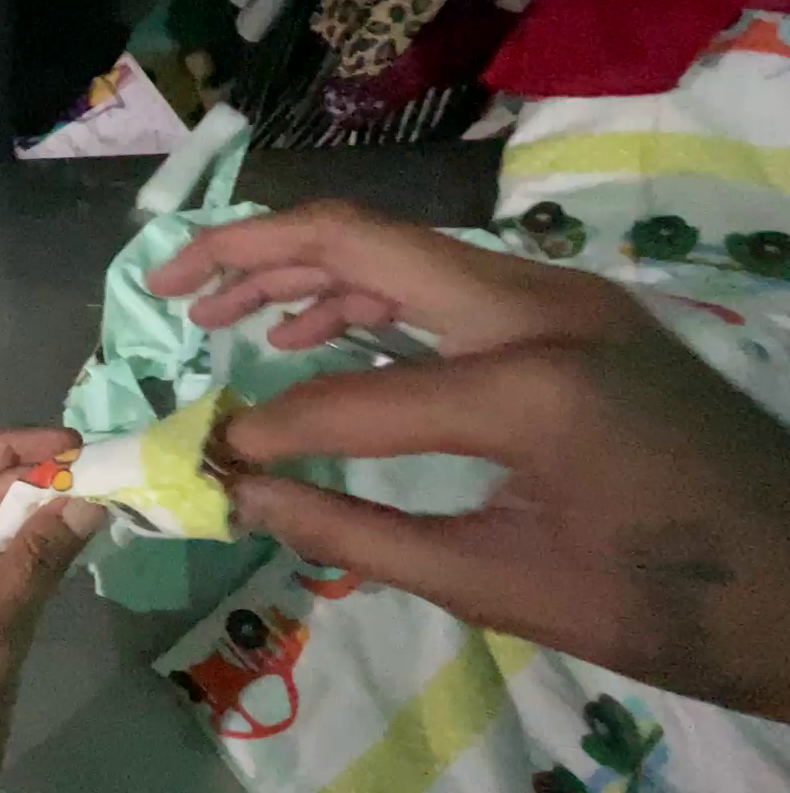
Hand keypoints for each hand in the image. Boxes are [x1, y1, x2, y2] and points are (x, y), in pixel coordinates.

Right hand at [149, 201, 789, 720]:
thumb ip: (350, 531)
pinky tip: (299, 330)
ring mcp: (548, 293)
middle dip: (240, 252)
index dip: (267, 429)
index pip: (347, 395)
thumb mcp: (501, 587)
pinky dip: (345, 290)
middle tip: (164, 281)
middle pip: (350, 238)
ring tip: (210, 307)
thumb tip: (238, 492)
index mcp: (526, 386)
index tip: (218, 458)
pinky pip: (421, 274)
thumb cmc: (676, 603)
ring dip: (285, 265)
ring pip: (382, 243)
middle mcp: (534, 306)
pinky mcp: (551, 304)